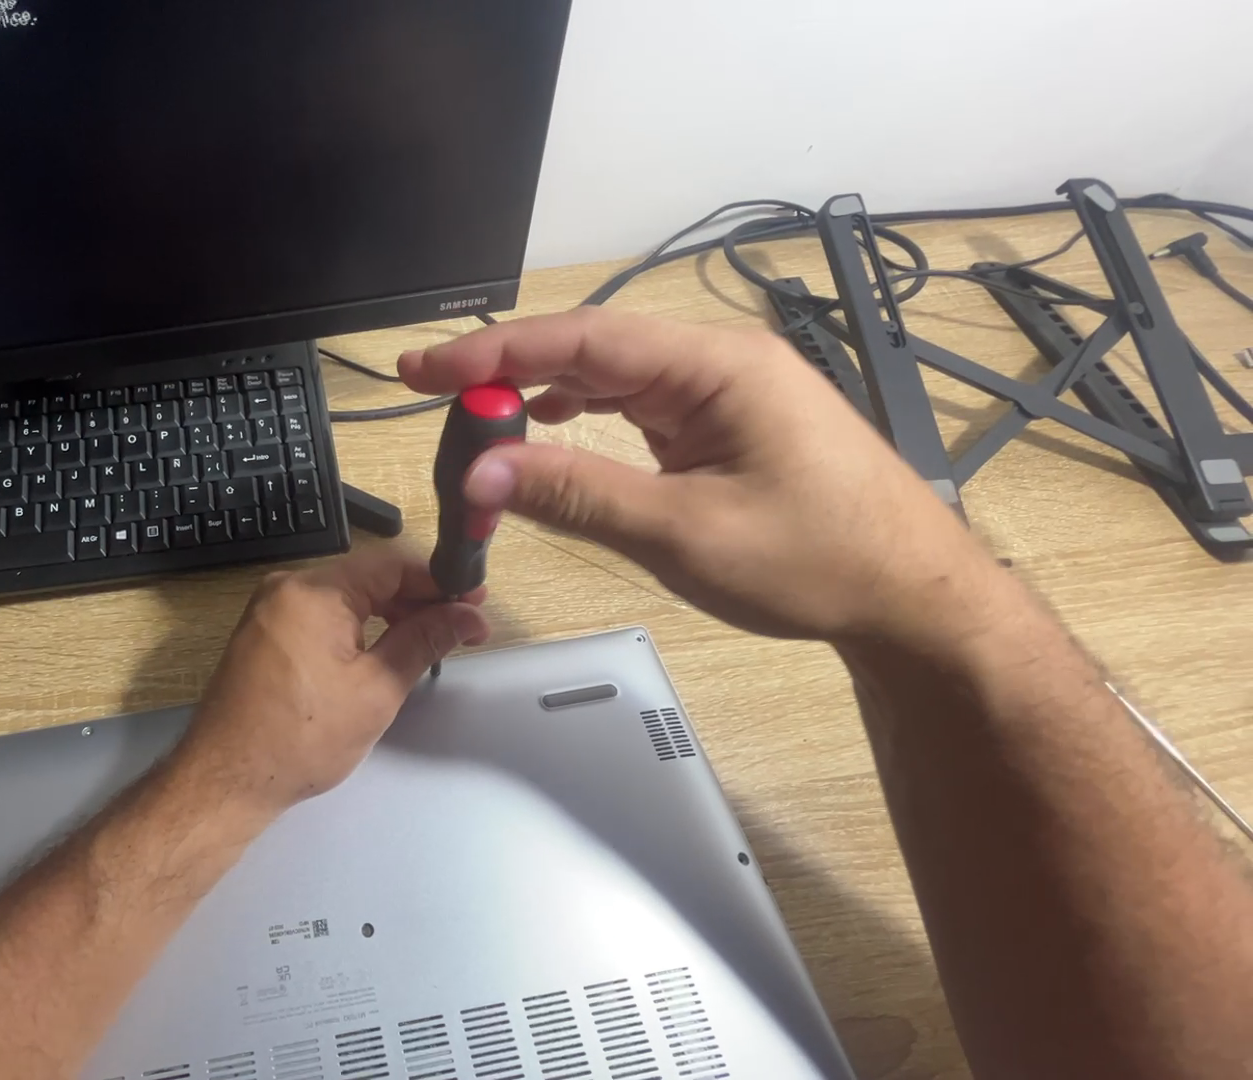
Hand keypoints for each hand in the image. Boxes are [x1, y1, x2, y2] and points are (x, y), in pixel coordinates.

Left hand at [172, 551, 488, 814]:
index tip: (474, 601)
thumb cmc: (300, 739)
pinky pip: (323, 613)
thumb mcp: (375, 690)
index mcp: (312, 591)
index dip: (439, 580)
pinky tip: (385, 647)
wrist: (227, 779)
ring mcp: (272, 608)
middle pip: (368, 577)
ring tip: (431, 640)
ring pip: (347, 596)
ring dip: (390, 613)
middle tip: (462, 626)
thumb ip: (424, 641)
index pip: (391, 564)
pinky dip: (358, 626)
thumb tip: (467, 615)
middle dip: (418, 598)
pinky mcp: (266, 631)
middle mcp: (287, 587)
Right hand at [399, 308, 1006, 643]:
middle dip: (502, 366)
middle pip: (585, 348)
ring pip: (603, 373)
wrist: (909, 598)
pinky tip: (546, 422)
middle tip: (430, 388)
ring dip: (535, 390)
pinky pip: (629, 400)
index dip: (492, 352)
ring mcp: (716, 390)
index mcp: (714, 367)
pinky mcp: (715, 421)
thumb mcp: (681, 532)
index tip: (423, 369)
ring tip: (475, 412)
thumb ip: (575, 494)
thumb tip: (480, 476)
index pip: (579, 341)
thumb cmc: (816, 562)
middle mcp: (713, 362)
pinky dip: (575, 410)